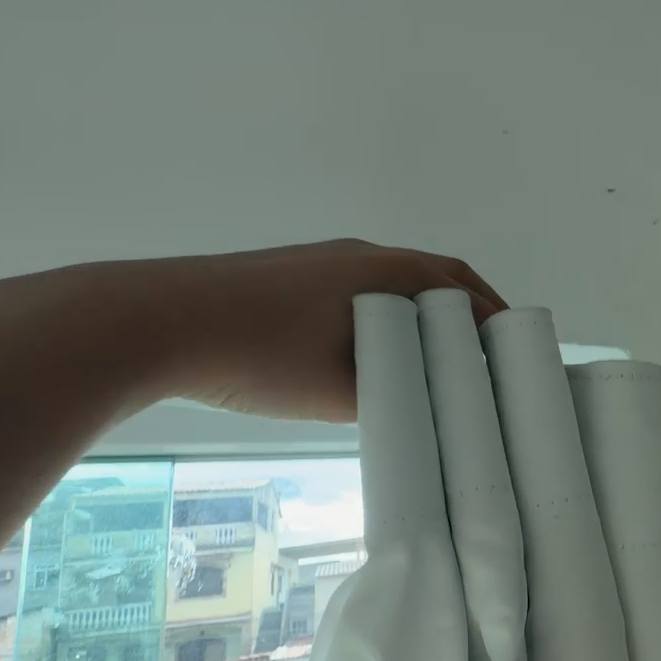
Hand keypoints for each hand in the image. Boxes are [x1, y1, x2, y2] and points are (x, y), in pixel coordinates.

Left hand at [0, 239, 506, 422]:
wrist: (146, 324)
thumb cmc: (259, 355)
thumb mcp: (342, 390)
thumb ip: (394, 396)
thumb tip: (420, 406)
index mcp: (387, 271)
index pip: (464, 286)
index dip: (496, 315)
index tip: (515, 348)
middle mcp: (360, 255)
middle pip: (434, 278)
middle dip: (465, 313)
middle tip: (482, 352)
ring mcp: (319, 260)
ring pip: (393, 283)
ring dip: (422, 312)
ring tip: (432, 356)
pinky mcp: (286, 274)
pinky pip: (358, 289)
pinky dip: (385, 315)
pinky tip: (371, 349)